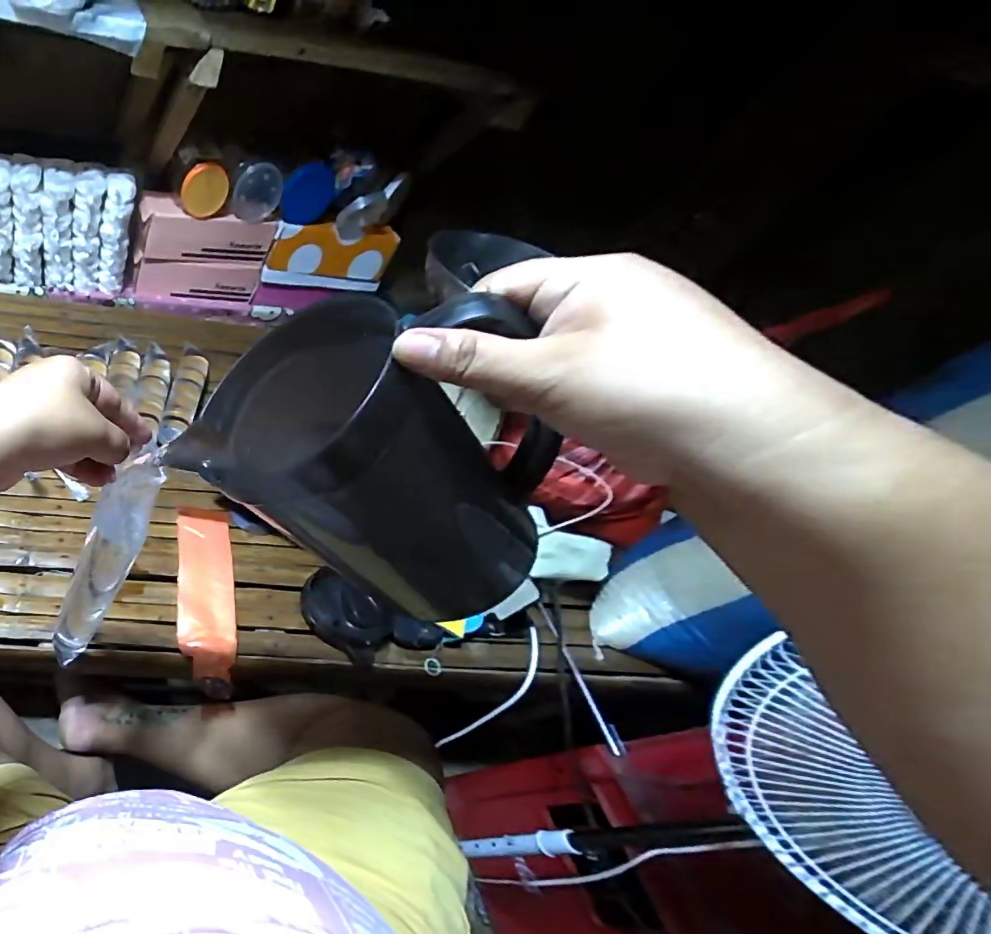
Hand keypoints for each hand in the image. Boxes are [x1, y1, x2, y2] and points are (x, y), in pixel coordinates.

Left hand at [0, 355, 149, 488]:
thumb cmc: (51, 426)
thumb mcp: (96, 434)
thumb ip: (117, 442)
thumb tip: (121, 451)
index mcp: (74, 372)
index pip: (112, 397)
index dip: (132, 421)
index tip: (146, 441)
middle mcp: (52, 385)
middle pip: (91, 416)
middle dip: (110, 442)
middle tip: (126, 464)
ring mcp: (30, 409)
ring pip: (71, 434)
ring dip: (92, 456)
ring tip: (108, 478)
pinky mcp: (16, 433)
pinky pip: (52, 445)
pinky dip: (71, 460)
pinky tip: (87, 478)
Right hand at [391, 253, 859, 484]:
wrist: (748, 445)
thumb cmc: (641, 389)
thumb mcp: (542, 372)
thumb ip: (469, 358)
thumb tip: (399, 343)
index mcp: (590, 275)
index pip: (498, 285)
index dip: (459, 322)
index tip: (431, 368)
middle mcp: (609, 294)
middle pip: (517, 320)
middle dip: (487, 359)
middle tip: (462, 399)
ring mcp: (626, 333)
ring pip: (540, 352)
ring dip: (515, 383)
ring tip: (497, 415)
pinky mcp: (634, 370)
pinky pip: (566, 374)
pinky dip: (543, 396)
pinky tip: (534, 421)